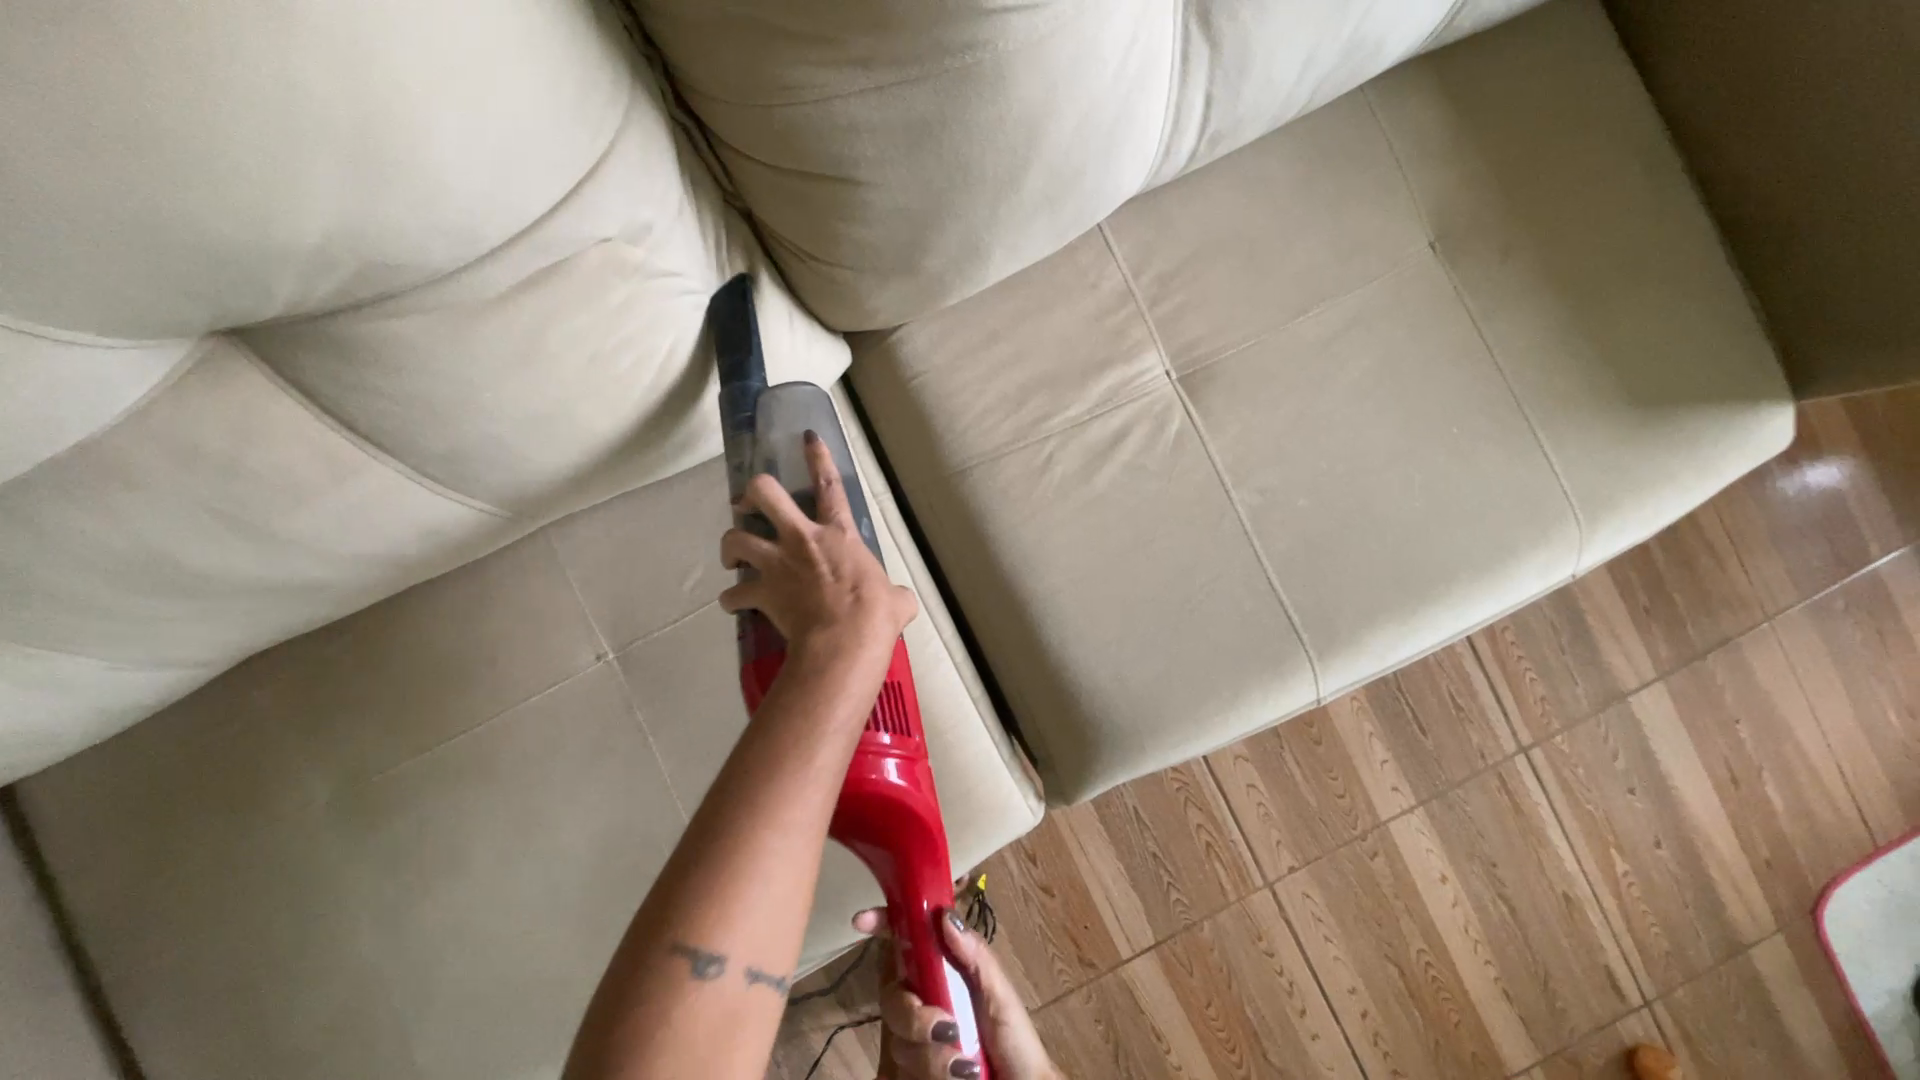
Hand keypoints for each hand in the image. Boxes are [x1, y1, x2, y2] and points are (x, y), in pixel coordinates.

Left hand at [718, 431, 917, 666]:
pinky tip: (733, 604)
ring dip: (730, 547)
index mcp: (838, 533)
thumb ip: (894, 593)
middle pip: (763, 494)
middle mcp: (801, 538)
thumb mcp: (897, 599)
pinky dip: (731, 599)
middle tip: (747, 508)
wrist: (845, 640)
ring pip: (735, 539)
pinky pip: (733, 594)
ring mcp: (776, 564)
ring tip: (733, 559)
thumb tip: (900, 602)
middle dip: (751, 495)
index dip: (818, 457)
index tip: (807, 437)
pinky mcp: (761, 593)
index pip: (829, 484)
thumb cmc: (875, 614)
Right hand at [853, 907, 1062, 1079]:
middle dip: (913, 1016)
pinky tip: (957, 1078)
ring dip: (931, 1057)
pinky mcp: (911, 1074)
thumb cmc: (1014, 1039)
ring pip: (897, 1041)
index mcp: (942, 972)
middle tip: (948, 1030)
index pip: (904, 942)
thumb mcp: (999, 993)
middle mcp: (923, 1001)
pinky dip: (929, 1076)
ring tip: (967, 1068)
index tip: (861, 921)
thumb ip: (974, 955)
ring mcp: (916, 1041)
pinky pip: (899, 1073)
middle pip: (892, 997)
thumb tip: (944, 915)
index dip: (881, 926)